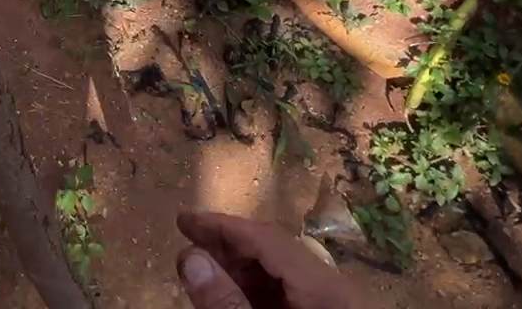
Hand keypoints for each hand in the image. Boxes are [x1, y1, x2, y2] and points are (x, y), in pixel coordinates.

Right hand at [175, 212, 368, 308]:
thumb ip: (227, 302)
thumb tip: (187, 256)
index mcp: (328, 287)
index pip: (266, 238)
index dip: (221, 225)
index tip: (182, 220)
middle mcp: (339, 288)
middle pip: (275, 251)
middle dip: (228, 247)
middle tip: (188, 245)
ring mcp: (339, 304)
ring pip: (283, 273)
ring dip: (240, 269)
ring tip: (205, 272)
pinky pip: (294, 293)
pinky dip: (259, 290)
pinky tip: (236, 294)